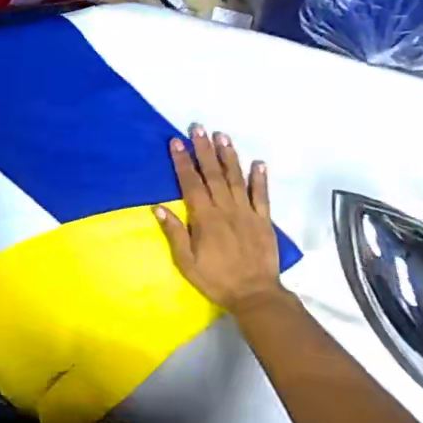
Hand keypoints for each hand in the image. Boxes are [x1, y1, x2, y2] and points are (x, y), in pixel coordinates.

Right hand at [155, 126, 287, 315]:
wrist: (255, 295)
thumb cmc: (216, 279)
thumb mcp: (186, 262)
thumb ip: (174, 233)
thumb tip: (159, 207)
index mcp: (205, 218)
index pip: (191, 183)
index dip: (183, 162)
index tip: (176, 142)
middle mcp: (226, 209)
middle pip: (213, 174)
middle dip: (204, 149)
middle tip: (198, 128)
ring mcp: (247, 212)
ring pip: (236, 178)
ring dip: (228, 156)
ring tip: (222, 136)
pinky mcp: (264, 220)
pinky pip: (262, 195)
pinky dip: (260, 178)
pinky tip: (258, 162)